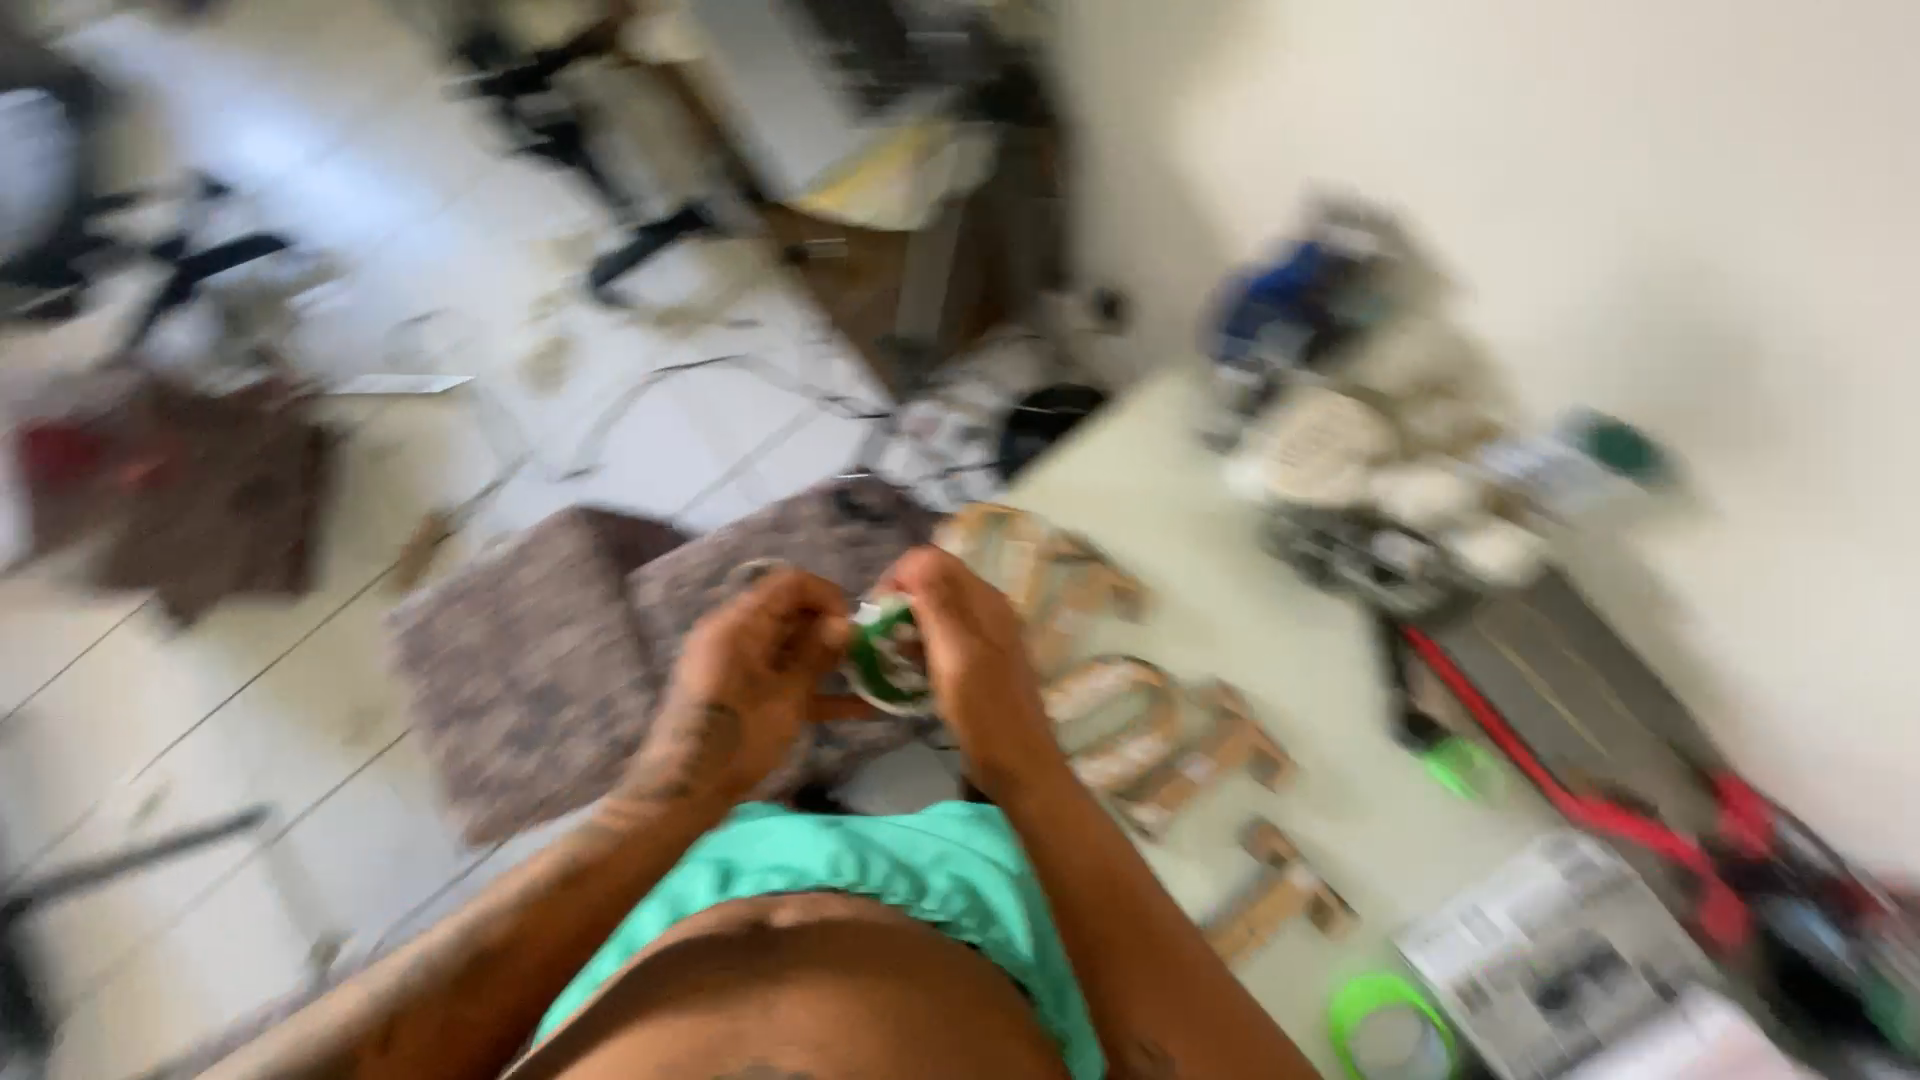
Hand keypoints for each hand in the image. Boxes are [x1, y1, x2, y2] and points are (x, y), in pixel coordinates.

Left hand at [624, 567, 861, 808]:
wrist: (683, 795)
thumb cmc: (737, 738)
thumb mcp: (786, 696)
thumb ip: (816, 655)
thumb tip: (845, 624)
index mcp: (739, 624)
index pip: (789, 583)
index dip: (827, 596)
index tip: (854, 626)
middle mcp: (735, 635)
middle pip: (790, 614)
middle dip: (831, 629)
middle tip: (866, 654)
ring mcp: (736, 666)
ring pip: (789, 648)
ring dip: (827, 661)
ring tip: (870, 676)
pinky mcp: (741, 694)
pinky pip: (781, 678)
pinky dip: (813, 689)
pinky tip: (858, 710)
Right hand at [878, 546, 1070, 799]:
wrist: (1019, 764)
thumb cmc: (985, 713)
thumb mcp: (957, 655)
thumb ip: (938, 604)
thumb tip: (916, 559)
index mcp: (984, 600)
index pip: (931, 559)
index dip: (899, 577)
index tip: (878, 612)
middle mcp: (986, 608)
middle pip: (934, 579)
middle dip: (901, 598)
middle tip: (880, 635)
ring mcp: (985, 633)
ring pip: (937, 607)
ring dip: (908, 621)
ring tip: (890, 652)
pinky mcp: (979, 657)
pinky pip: (943, 633)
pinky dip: (922, 642)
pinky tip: (910, 667)